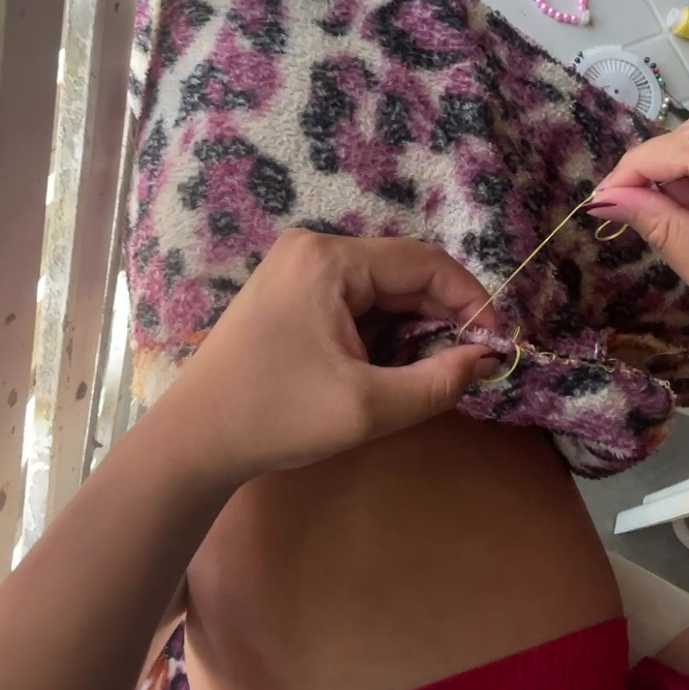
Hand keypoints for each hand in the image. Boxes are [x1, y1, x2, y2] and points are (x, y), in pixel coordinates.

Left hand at [152, 230, 495, 483]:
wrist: (194, 440)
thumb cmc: (277, 417)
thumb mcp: (368, 407)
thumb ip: (438, 381)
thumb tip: (488, 359)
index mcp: (329, 260)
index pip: (424, 262)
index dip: (470, 300)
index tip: (494, 345)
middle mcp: (313, 249)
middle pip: (402, 273)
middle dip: (440, 318)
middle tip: (466, 365)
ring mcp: (297, 268)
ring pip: (380, 290)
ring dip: (410, 328)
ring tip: (420, 373)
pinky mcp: (289, 291)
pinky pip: (353, 301)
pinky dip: (379, 331)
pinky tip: (381, 367)